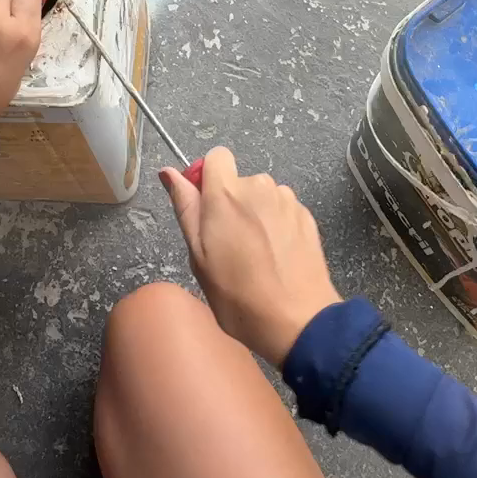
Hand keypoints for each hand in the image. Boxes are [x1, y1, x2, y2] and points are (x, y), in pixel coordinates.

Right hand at [159, 147, 342, 365]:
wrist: (297, 321)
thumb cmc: (238, 295)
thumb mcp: (198, 255)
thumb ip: (185, 207)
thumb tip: (169, 172)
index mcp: (227, 193)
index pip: (217, 156)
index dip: (208, 177)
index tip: (206, 207)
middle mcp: (260, 186)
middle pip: (240, 181)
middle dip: (232, 203)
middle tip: (230, 246)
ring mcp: (287, 199)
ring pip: (263, 196)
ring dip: (257, 215)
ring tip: (256, 255)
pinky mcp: (307, 215)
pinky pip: (283, 210)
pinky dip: (278, 226)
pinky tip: (277, 257)